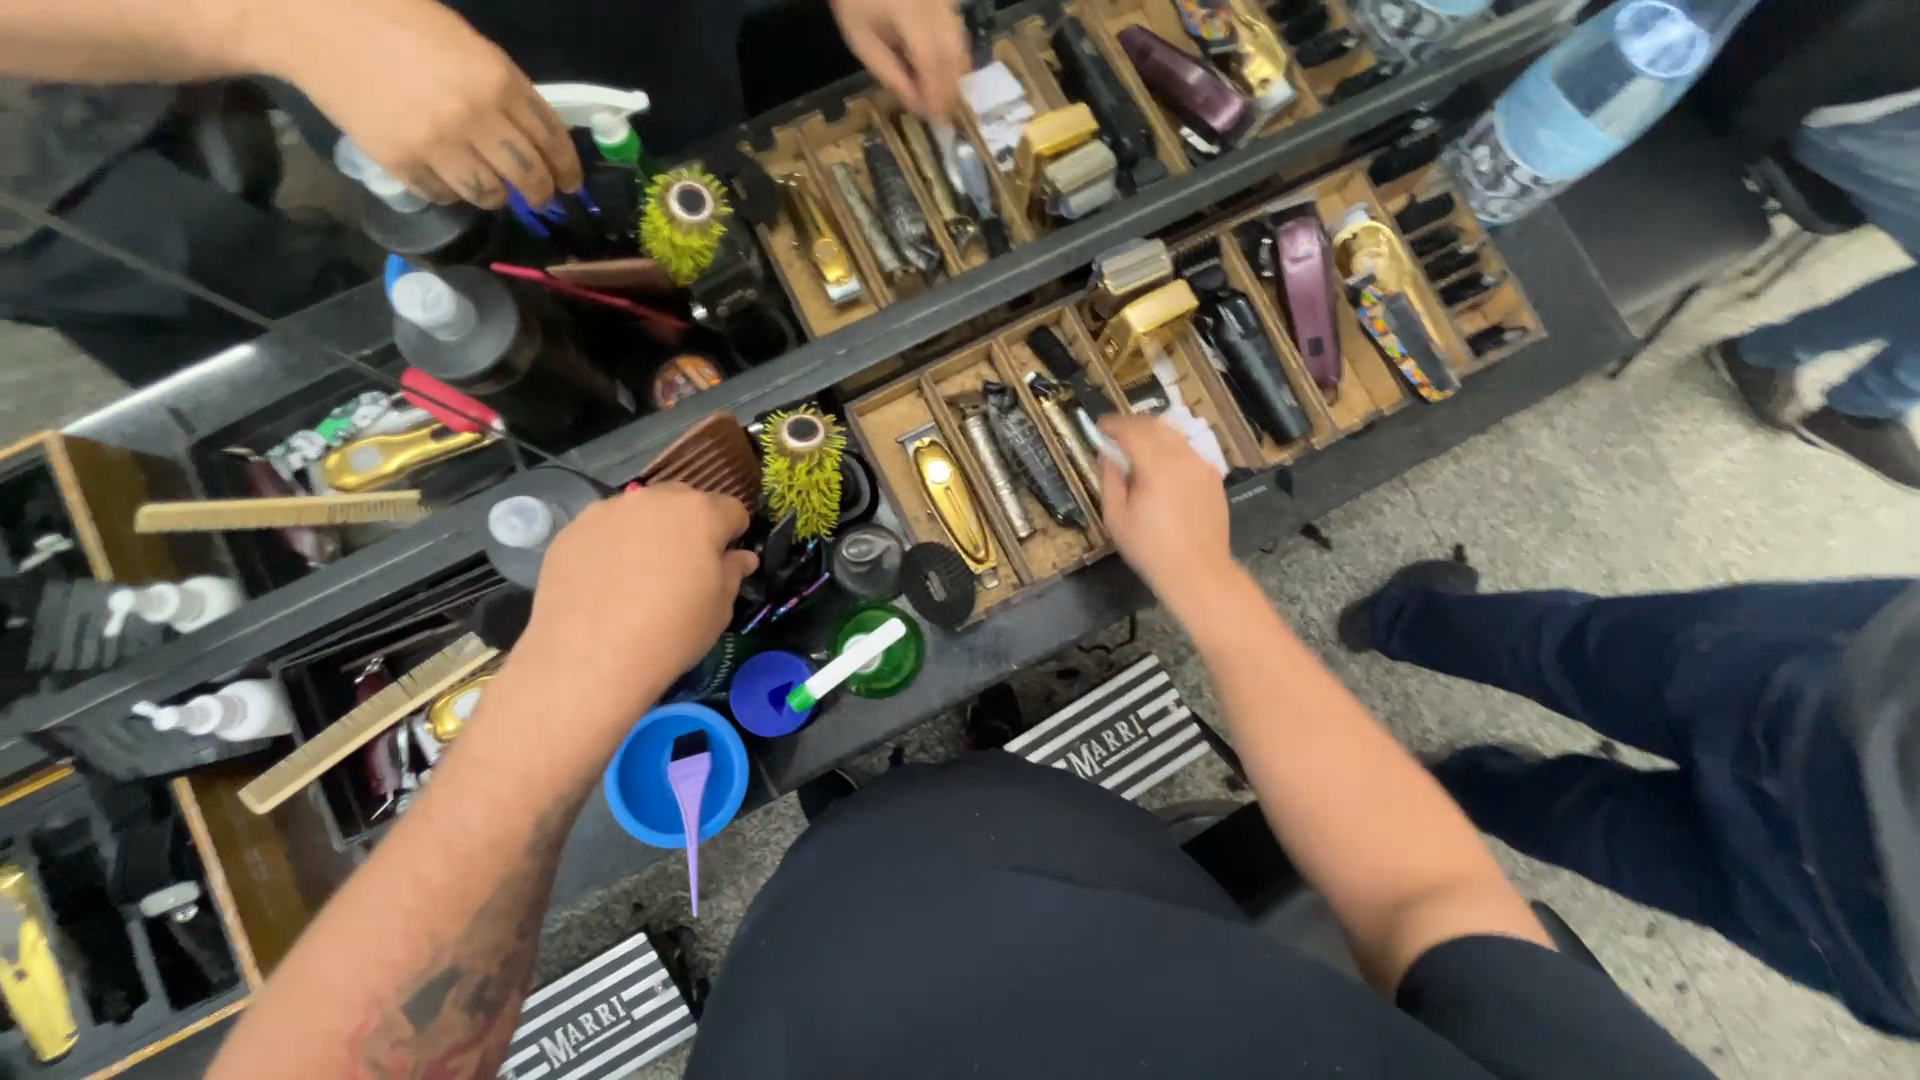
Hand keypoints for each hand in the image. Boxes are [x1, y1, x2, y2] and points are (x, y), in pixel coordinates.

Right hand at [264, 0, 581, 207]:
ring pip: (491, 196)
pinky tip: (444, 174)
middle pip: (531, 178)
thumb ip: (506, 91)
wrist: (309, 15)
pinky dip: (451, 192)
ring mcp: (438, 143)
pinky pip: (445, 196)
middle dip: (542, 193)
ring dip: (496, 196)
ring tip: (489, 185)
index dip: (568, 170)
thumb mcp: (467, 44)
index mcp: (498, 80)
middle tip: (540, 197)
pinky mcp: (402, 161)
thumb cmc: (395, 20)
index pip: (553, 142)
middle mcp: (475, 116)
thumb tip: (538, 139)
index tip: (571, 184)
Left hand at [512, 484, 757, 718]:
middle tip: (682, 567)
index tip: (724, 561)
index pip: (731, 509)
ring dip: (649, 532)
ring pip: (640, 513)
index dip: (733, 535)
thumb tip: (740, 557)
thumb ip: (732, 572)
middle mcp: (654, 499)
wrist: (590, 660)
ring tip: (638, 576)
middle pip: (683, 502)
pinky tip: (605, 583)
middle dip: (690, 526)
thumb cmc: (672, 632)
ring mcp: (607, 511)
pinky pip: (603, 530)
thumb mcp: (719, 608)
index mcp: (700, 513)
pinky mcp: (571, 530)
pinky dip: (611, 547)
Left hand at [830, 0, 968, 120]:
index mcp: (909, 15)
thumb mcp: (862, 41)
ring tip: (939, 95)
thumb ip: (891, 74)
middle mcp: (934, 6)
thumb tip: (918, 105)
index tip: (937, 122)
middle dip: (949, 89)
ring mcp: (945, 0)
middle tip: (942, 114)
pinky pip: (958, 31)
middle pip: (954, 55)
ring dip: (953, 74)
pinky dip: (952, 55)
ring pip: (961, 43)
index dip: (937, 96)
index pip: (932, 63)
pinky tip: (938, 69)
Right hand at [1098, 414, 1238, 608]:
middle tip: (1116, 433)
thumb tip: (1108, 455)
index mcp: (1155, 467)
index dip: (1113, 424)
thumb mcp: (1116, 518)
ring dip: (1154, 432)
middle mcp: (1182, 458)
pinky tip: (1163, 463)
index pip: (1131, 431)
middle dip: (1133, 424)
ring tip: (1138, 444)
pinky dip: (1172, 447)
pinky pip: (1190, 450)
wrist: (1197, 571)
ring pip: (1175, 434)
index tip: (1099, 426)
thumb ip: (1110, 480)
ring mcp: (1202, 466)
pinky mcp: (1213, 477)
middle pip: (1156, 425)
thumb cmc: (1150, 549)